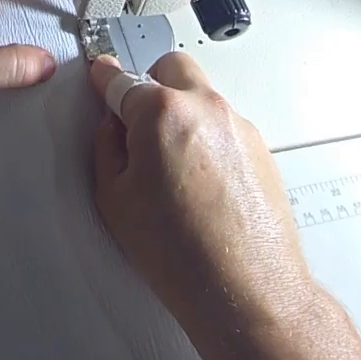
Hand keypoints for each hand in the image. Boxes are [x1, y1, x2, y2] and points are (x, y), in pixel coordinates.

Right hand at [90, 53, 360, 359]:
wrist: (247, 293)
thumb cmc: (183, 255)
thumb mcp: (114, 199)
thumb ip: (107, 147)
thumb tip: (113, 127)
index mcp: (161, 112)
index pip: (122, 79)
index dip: (104, 77)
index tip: (100, 74)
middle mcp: (204, 107)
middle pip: (171, 67)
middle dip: (151, 84)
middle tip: (140, 122)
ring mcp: (236, 124)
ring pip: (200, 95)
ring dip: (182, 112)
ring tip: (174, 166)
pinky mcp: (260, 147)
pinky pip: (223, 124)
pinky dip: (207, 137)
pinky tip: (200, 181)